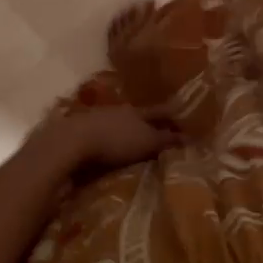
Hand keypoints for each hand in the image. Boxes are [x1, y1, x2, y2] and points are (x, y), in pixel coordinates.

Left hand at [34, 107, 176, 174]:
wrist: (73, 141)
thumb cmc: (115, 140)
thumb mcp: (146, 142)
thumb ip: (166, 140)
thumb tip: (189, 137)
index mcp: (137, 111)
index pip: (160, 112)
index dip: (172, 116)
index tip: (184, 120)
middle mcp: (120, 111)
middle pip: (140, 117)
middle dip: (151, 124)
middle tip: (164, 132)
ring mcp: (100, 120)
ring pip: (122, 125)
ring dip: (131, 134)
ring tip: (140, 145)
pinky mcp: (85, 134)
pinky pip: (106, 136)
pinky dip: (114, 142)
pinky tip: (115, 151)